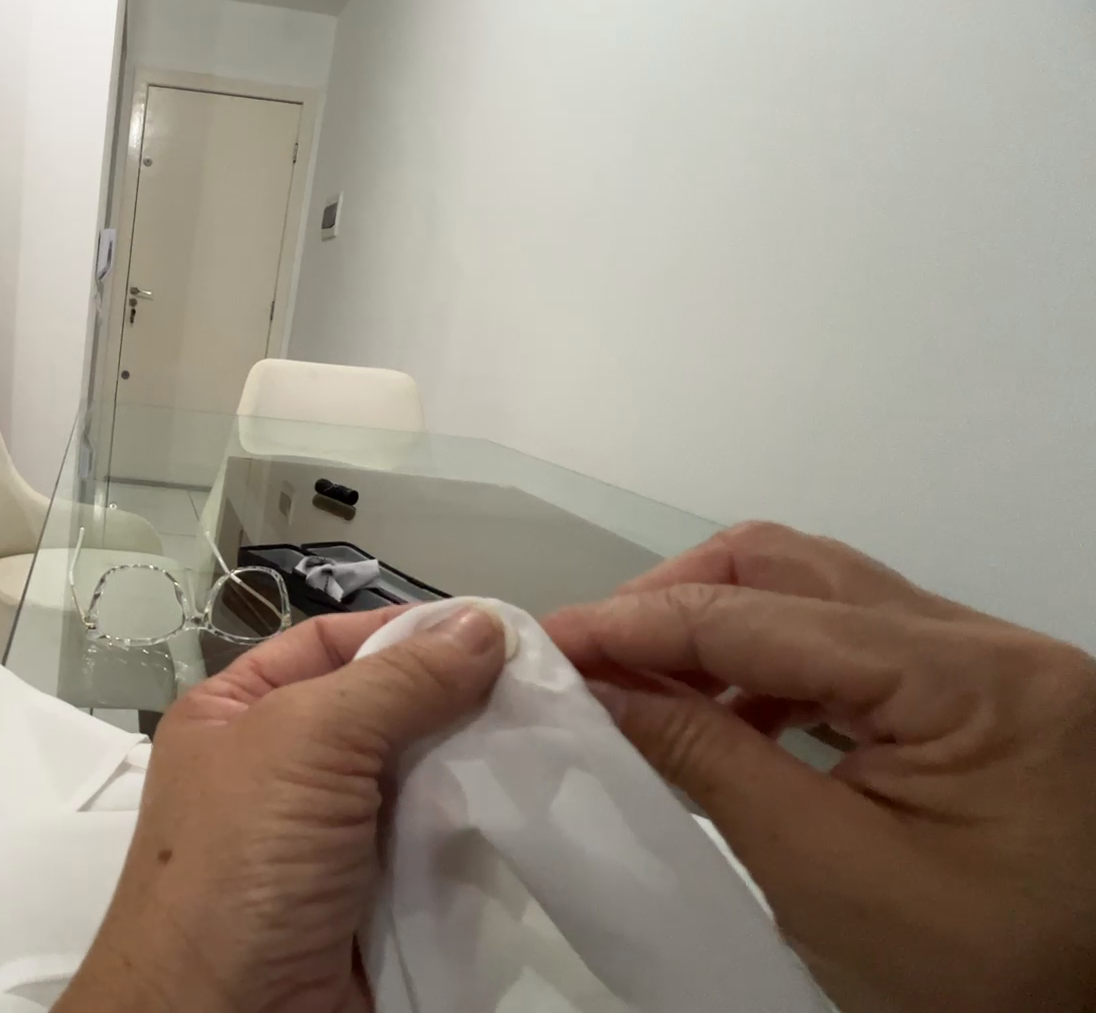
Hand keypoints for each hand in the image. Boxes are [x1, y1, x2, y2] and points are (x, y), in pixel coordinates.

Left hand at [57, 605, 507, 1012]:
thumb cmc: (241, 861)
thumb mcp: (303, 741)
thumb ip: (393, 681)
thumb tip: (482, 624)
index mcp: (237, 709)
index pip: (327, 642)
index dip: (402, 629)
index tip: (489, 626)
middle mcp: (280, 759)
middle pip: (378, 704)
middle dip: (449, 693)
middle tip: (539, 680)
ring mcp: (327, 826)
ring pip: (414, 769)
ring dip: (473, 755)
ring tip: (548, 729)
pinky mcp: (374, 887)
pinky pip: (433, 832)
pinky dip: (476, 816)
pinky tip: (529, 793)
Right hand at [545, 522, 1095, 1012]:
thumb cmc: (989, 983)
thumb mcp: (823, 871)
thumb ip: (700, 754)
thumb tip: (594, 685)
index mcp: (974, 683)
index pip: (752, 611)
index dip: (630, 620)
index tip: (544, 642)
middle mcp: (989, 647)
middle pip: (784, 563)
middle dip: (671, 598)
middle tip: (598, 653)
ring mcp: (988, 670)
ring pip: (807, 589)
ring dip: (708, 625)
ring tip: (645, 681)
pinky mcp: (975, 700)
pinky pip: (837, 640)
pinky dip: (755, 660)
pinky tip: (722, 711)